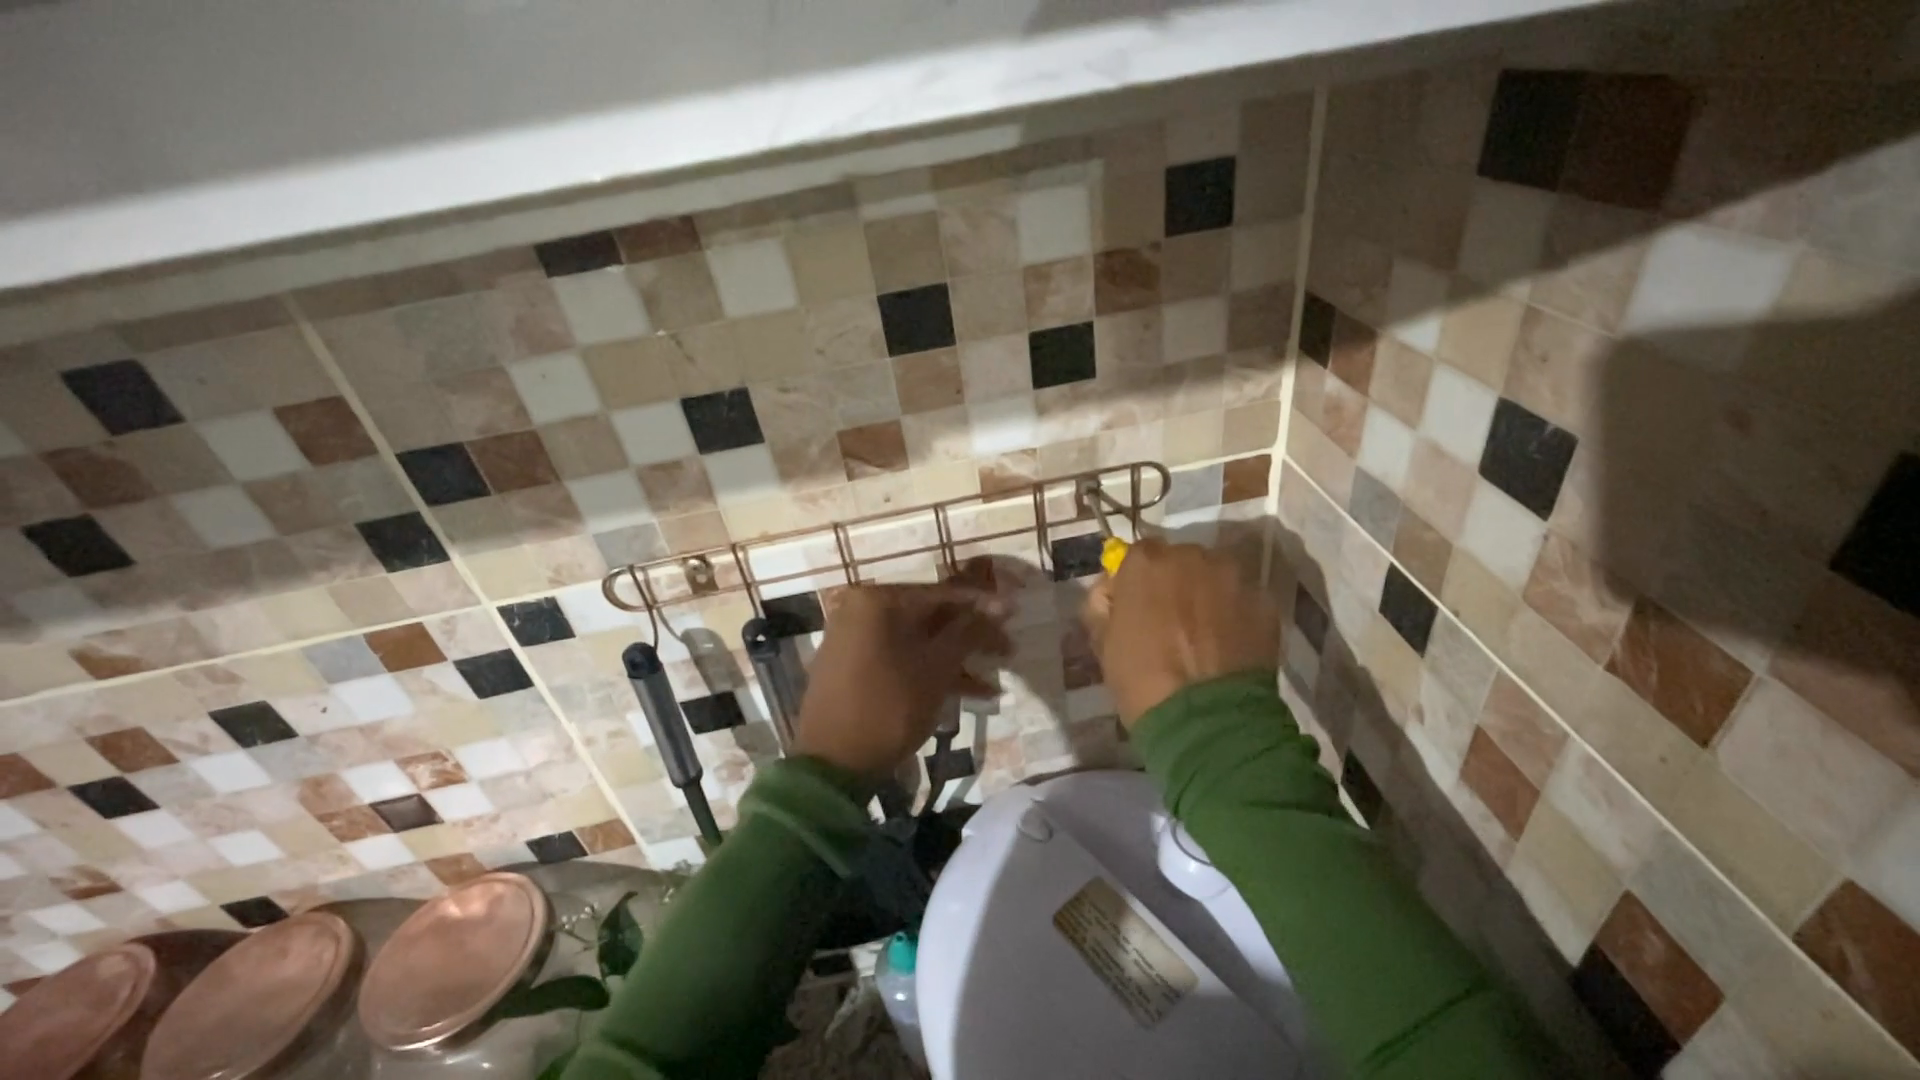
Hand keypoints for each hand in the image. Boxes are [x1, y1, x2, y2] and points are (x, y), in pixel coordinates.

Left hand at [793, 584, 1009, 779]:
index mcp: (877, 600)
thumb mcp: (936, 668)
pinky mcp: (853, 667)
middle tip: (1006, 649)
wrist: (831, 764)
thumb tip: (1000, 604)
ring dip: (955, 658)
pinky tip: (968, 693)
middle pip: (929, 615)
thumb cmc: (889, 706)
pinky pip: (900, 658)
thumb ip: (968, 631)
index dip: (981, 604)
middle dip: (970, 635)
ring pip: (916, 640)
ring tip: (993, 680)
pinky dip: (929, 671)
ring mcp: (854, 639)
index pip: (941, 592)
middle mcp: (861, 610)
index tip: (1014, 612)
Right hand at [1083, 540, 1278, 727]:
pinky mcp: (1265, 602)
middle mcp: (1192, 556)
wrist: (1207, 719)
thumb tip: (1110, 591)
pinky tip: (1230, 646)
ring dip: (1209, 595)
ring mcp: (1234, 577)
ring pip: (1217, 576)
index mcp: (1146, 562)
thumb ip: (1102, 605)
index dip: (1138, 580)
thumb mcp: (1102, 643)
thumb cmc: (1142, 680)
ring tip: (1206, 634)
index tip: (1138, 605)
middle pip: (1181, 560)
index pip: (1139, 555)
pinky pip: (1244, 600)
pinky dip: (1237, 615)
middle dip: (1177, 583)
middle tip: (1173, 621)